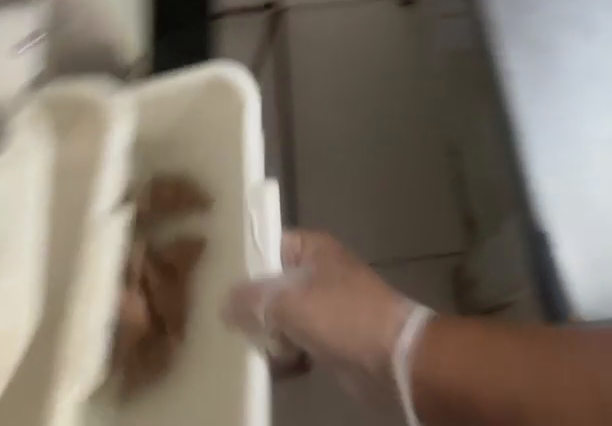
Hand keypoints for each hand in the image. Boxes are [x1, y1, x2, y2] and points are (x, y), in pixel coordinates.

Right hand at [225, 230, 419, 409]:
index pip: (270, 245)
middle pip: (272, 286)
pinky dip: (289, 354)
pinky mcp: (330, 337)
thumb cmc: (342, 316)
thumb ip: (253, 299)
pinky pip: (297, 341)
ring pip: (282, 317)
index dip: (247, 264)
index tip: (219, 285)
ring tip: (269, 351)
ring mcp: (325, 305)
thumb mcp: (290, 304)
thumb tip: (224, 300)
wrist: (392, 358)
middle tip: (241, 328)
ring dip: (272, 337)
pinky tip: (285, 366)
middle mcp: (318, 271)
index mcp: (313, 249)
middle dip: (256, 310)